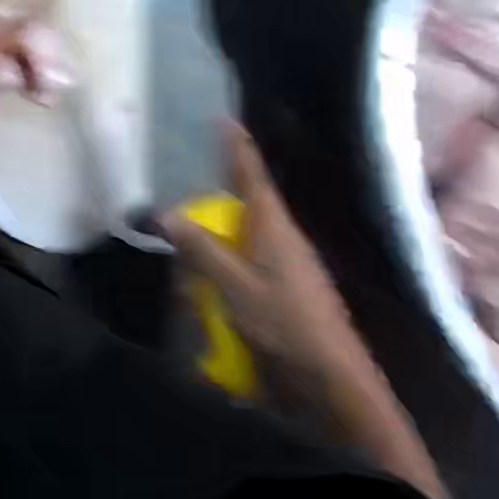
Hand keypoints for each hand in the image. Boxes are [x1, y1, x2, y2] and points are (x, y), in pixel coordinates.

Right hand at [166, 123, 362, 371]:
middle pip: (246, 203)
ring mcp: (287, 263)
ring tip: (187, 240)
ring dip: (217, 235)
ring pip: (245, 234)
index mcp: (274, 228)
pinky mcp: (284, 285)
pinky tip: (207, 278)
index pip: (252, 177)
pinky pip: (247, 258)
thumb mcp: (235, 287)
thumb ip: (202, 249)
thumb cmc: (285, 323)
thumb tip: (166, 212)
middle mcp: (282, 237)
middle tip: (183, 191)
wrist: (332, 378)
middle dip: (216, 196)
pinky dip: (224, 260)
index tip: (224, 119)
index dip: (237, 149)